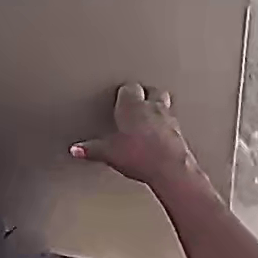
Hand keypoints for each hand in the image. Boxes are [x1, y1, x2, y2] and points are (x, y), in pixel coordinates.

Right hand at [71, 83, 200, 189]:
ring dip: (159, 108)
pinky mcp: (181, 135)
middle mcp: (152, 108)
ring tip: (151, 117)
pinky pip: (173, 125)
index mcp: (133, 106)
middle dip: (145, 93)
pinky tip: (162, 138)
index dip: (124, 92)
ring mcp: (169, 120)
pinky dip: (167, 128)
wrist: (171, 170)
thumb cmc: (141, 155)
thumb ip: (91, 149)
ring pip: (165, 105)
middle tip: (137, 101)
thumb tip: (77, 149)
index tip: (118, 96)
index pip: (129, 88)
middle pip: (151, 90)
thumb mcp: (109, 153)